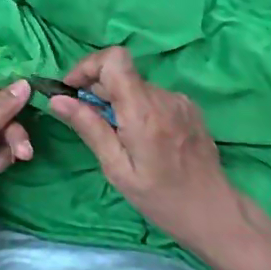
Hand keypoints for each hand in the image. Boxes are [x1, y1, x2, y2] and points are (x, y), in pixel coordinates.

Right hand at [48, 47, 243, 250]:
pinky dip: (137, 107)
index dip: (88, 66)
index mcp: (143, 111)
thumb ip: (89, 128)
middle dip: (96, 88)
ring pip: (136, 85)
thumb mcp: (117, 169)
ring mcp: (178, 99)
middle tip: (86, 119)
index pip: (114, 58)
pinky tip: (140, 137)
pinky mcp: (188, 106)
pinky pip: (152, 96)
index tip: (72, 89)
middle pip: (122, 72)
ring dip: (117, 100)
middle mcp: (163, 96)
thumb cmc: (161, 199)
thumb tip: (57, 99)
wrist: (213, 211)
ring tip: (114, 134)